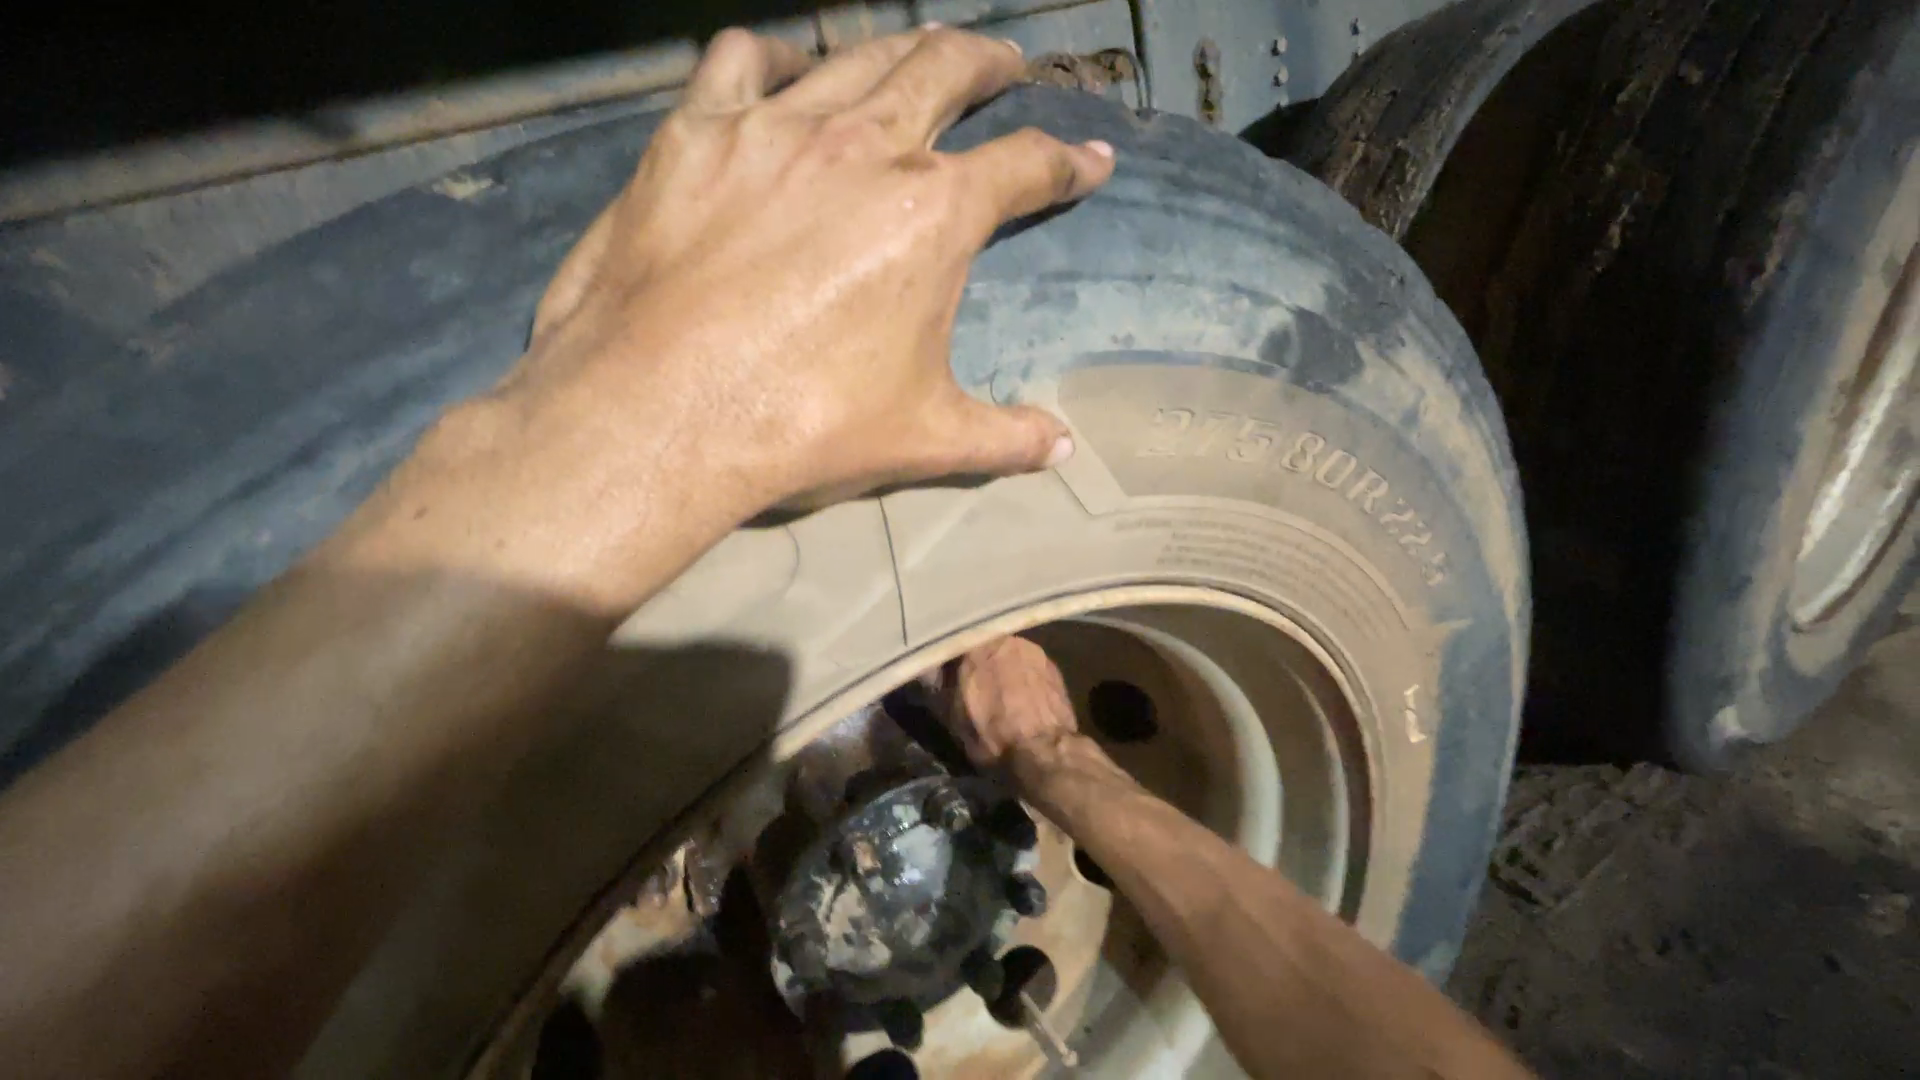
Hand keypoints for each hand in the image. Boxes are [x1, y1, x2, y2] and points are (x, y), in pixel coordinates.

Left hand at [521, 26, 1113, 508]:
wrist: (662, 415)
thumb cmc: (806, 425)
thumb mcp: (923, 438)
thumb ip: (1004, 437)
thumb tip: (1065, 447)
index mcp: (933, 214)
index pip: (1025, 168)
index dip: (1068, 163)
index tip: (1089, 159)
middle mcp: (864, 148)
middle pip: (946, 71)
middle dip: (990, 65)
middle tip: (1007, 69)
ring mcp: (775, 129)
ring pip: (858, 54)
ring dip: (902, 48)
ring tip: (919, 54)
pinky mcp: (696, 134)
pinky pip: (743, 61)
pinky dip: (778, 59)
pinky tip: (789, 72)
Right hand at [946, 636, 1077, 766]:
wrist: (1044, 752)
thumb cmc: (989, 733)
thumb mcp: (950, 715)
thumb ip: (937, 684)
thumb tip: (929, 668)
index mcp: (974, 645)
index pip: (954, 641)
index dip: (949, 657)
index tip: (944, 670)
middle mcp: (1005, 639)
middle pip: (985, 645)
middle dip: (979, 661)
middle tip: (974, 683)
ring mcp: (1034, 651)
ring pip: (1011, 655)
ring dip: (1004, 668)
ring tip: (1001, 693)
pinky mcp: (1055, 668)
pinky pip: (1031, 668)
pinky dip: (1024, 679)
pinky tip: (1024, 700)